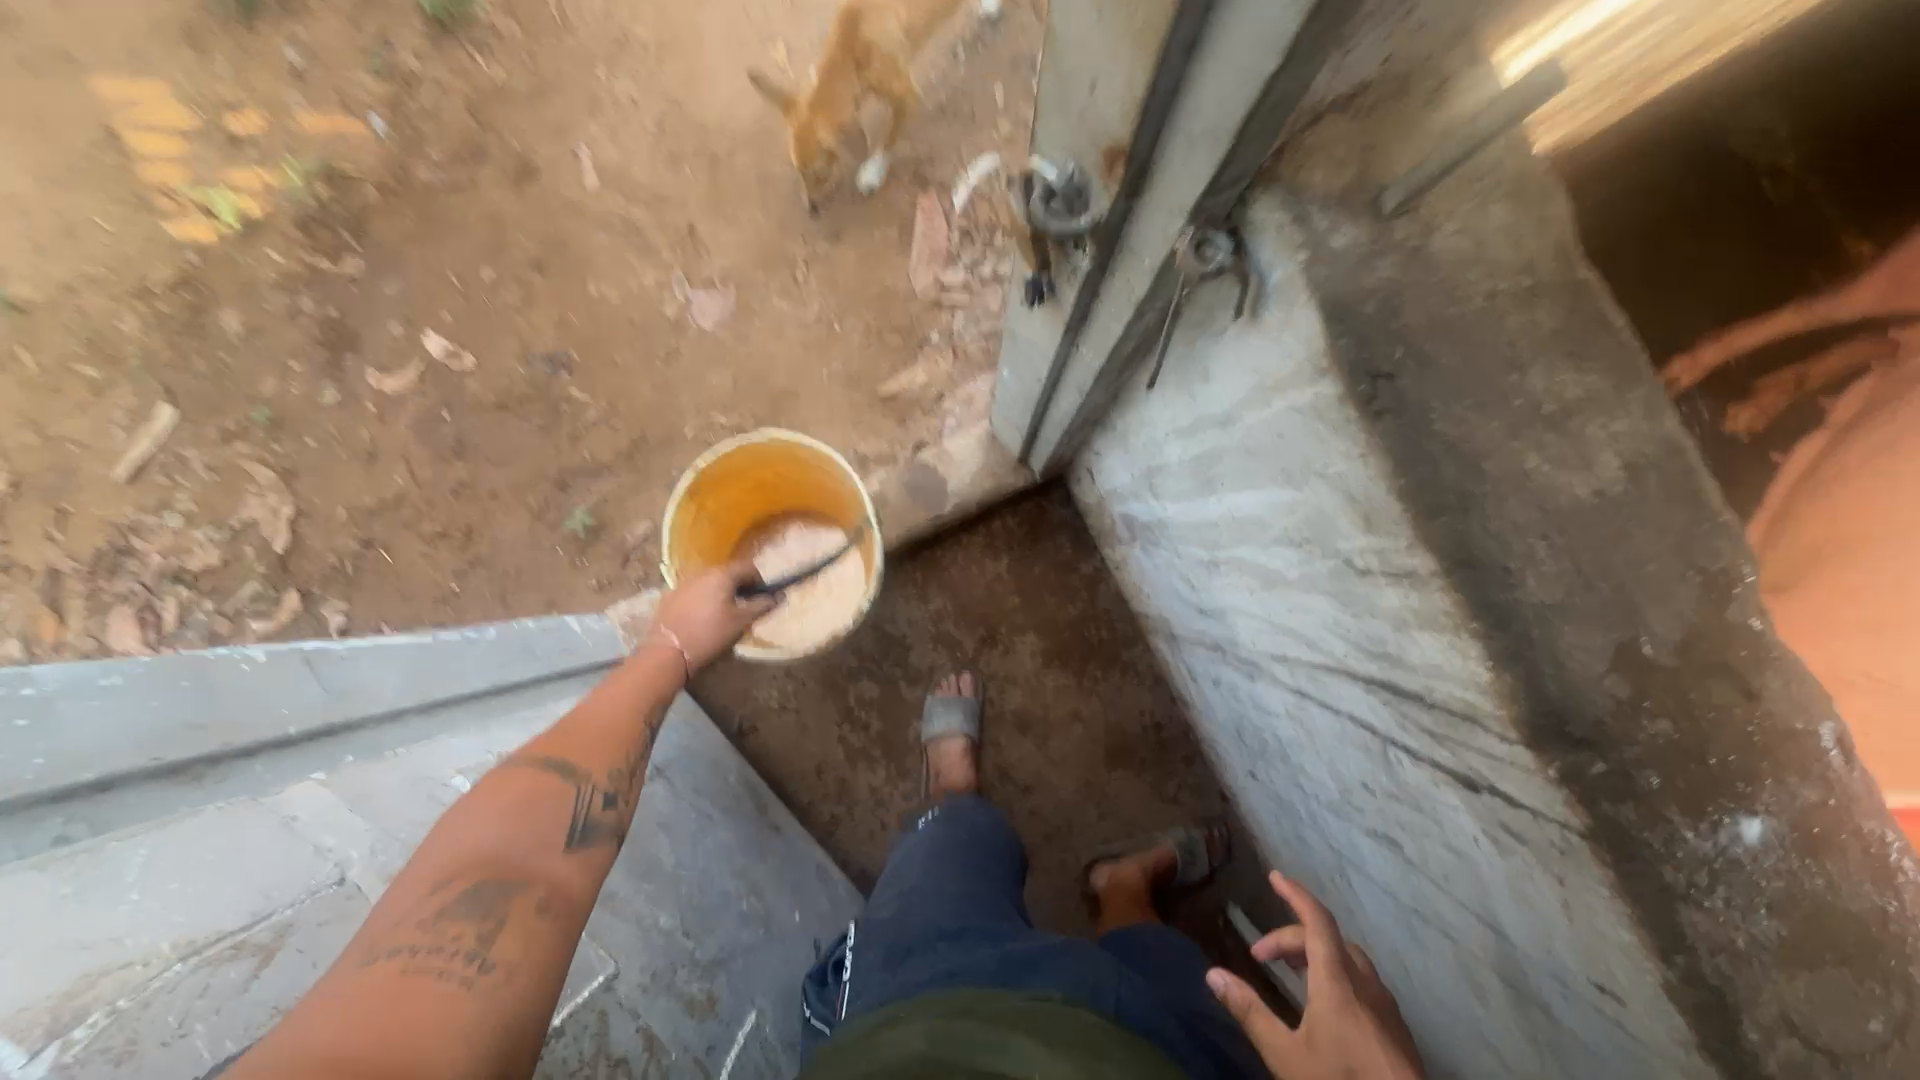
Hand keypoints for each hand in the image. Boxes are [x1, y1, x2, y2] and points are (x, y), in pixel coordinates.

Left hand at [647, 560, 778, 673]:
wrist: (668, 651)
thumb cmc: (710, 633)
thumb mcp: (741, 621)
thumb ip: (761, 606)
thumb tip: (778, 596)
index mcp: (722, 574)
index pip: (748, 567)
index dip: (760, 580)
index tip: (764, 595)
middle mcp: (702, 572)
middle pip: (727, 572)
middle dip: (740, 585)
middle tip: (746, 604)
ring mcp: (683, 582)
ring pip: (709, 581)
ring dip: (720, 591)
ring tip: (724, 611)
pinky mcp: (670, 596)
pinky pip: (694, 591)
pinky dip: (703, 598)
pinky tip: (702, 616)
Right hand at [1207, 871, 1424, 1079]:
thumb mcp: (1286, 1055)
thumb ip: (1250, 1012)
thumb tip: (1213, 973)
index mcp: (1337, 982)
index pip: (1317, 921)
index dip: (1295, 895)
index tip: (1274, 877)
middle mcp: (1364, 984)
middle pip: (1328, 939)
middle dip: (1291, 936)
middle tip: (1260, 956)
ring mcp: (1385, 1005)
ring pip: (1349, 958)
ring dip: (1317, 952)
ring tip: (1292, 972)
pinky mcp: (1396, 1027)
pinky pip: (1363, 980)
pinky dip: (1337, 972)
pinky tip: (1326, 1004)